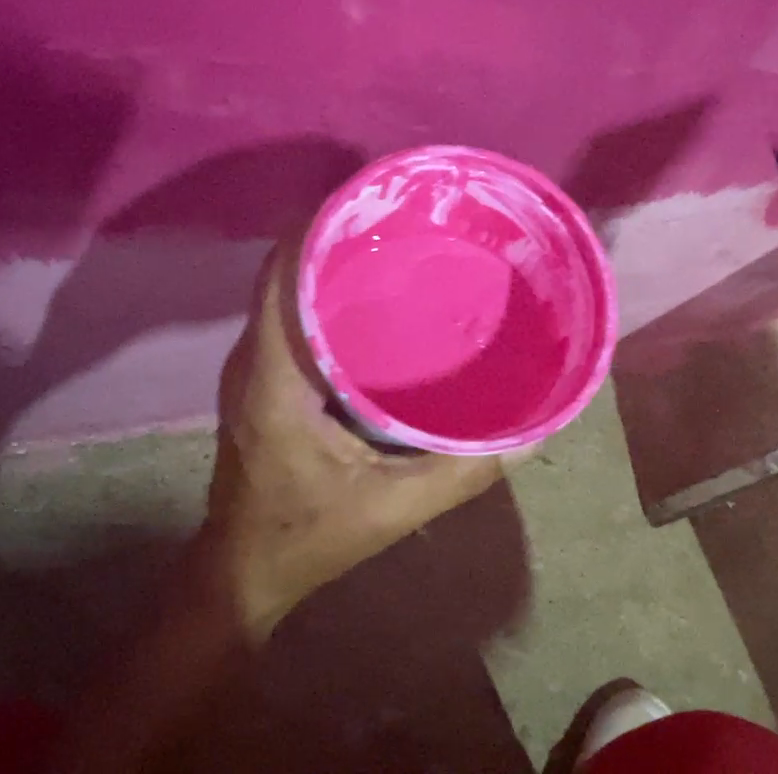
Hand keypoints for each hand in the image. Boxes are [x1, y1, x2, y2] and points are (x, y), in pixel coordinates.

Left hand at [197, 244, 510, 635]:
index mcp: (275, 380)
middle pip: (286, 267)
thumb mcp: (397, 509)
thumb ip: (467, 469)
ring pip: (287, 285)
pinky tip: (378, 296)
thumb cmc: (312, 538)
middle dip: (341, 233)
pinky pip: (291, 310)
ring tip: (401, 245)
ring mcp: (253, 365)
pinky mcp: (264, 374)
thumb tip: (534, 427)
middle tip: (410, 220)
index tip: (381, 203)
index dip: (322, 226)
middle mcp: (254, 358)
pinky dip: (326, 289)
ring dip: (333, 258)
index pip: (282, 274)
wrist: (243, 573)